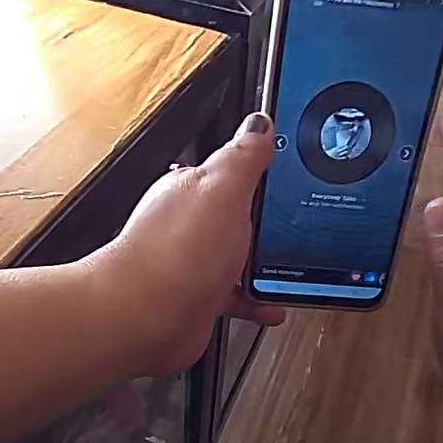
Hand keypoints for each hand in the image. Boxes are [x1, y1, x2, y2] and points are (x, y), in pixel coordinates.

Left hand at [89, 113, 285, 375]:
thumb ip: (243, 156)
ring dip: (265, 264)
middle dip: (267, 224)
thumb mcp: (223, 190)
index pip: (231, 170)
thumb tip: (259, 123)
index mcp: (193, 187)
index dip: (262, 172)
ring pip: (239, 257)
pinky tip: (272, 304)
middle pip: (239, 216)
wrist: (147, 318)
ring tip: (288, 269)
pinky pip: (238, 295)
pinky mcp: (202, 297)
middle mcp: (191, 223)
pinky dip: (258, 299)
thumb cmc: (175, 253)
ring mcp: (196, 262)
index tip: (288, 178)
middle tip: (294, 228)